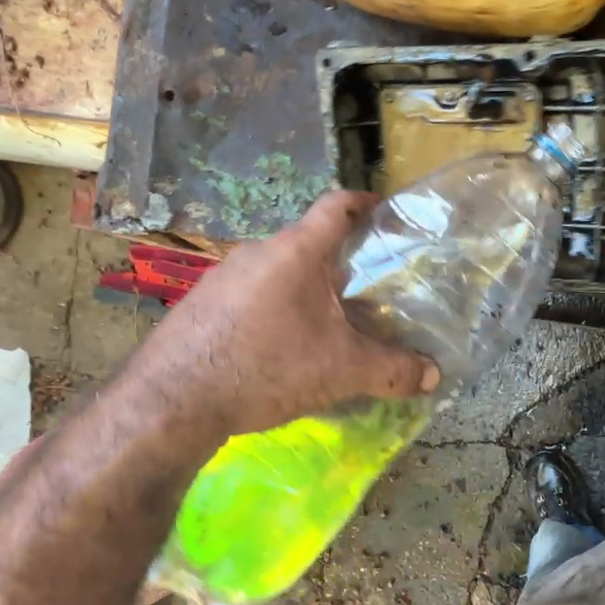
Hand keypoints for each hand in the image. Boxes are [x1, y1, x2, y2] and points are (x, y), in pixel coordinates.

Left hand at [123, 191, 438, 438]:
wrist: (172, 400)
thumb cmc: (267, 367)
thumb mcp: (341, 371)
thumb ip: (392, 370)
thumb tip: (432, 377)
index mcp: (296, 252)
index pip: (336, 206)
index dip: (364, 203)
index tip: (384, 210)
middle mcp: (258, 253)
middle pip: (310, 246)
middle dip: (341, 266)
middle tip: (368, 294)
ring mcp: (223, 278)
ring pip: (279, 274)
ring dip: (307, 293)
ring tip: (328, 328)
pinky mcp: (202, 305)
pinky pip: (252, 297)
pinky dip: (276, 312)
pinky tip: (282, 351)